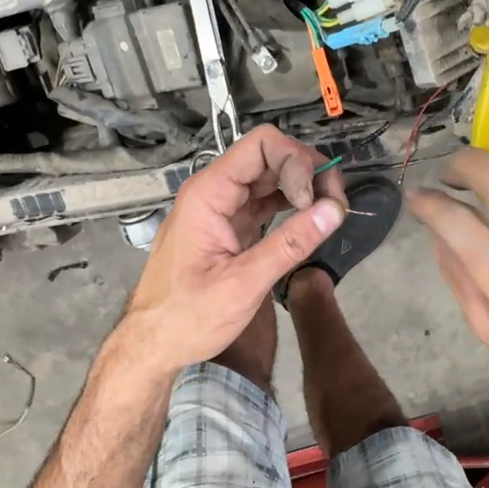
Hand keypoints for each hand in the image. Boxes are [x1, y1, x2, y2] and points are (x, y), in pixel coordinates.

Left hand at [116, 126, 345, 372]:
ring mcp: (222, 208)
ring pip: (270, 178)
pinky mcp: (230, 226)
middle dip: (307, 172)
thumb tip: (334, 210)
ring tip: (330, 213)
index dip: (297, 162)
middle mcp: (214, 191)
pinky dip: (291, 206)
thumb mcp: (243, 284)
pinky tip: (311, 222)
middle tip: (335, 206)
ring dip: (303, 188)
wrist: (153, 343)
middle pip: (270, 156)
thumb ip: (290, 244)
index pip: (262, 145)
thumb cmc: (187, 317)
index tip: (315, 200)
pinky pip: (265, 201)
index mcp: (209, 194)